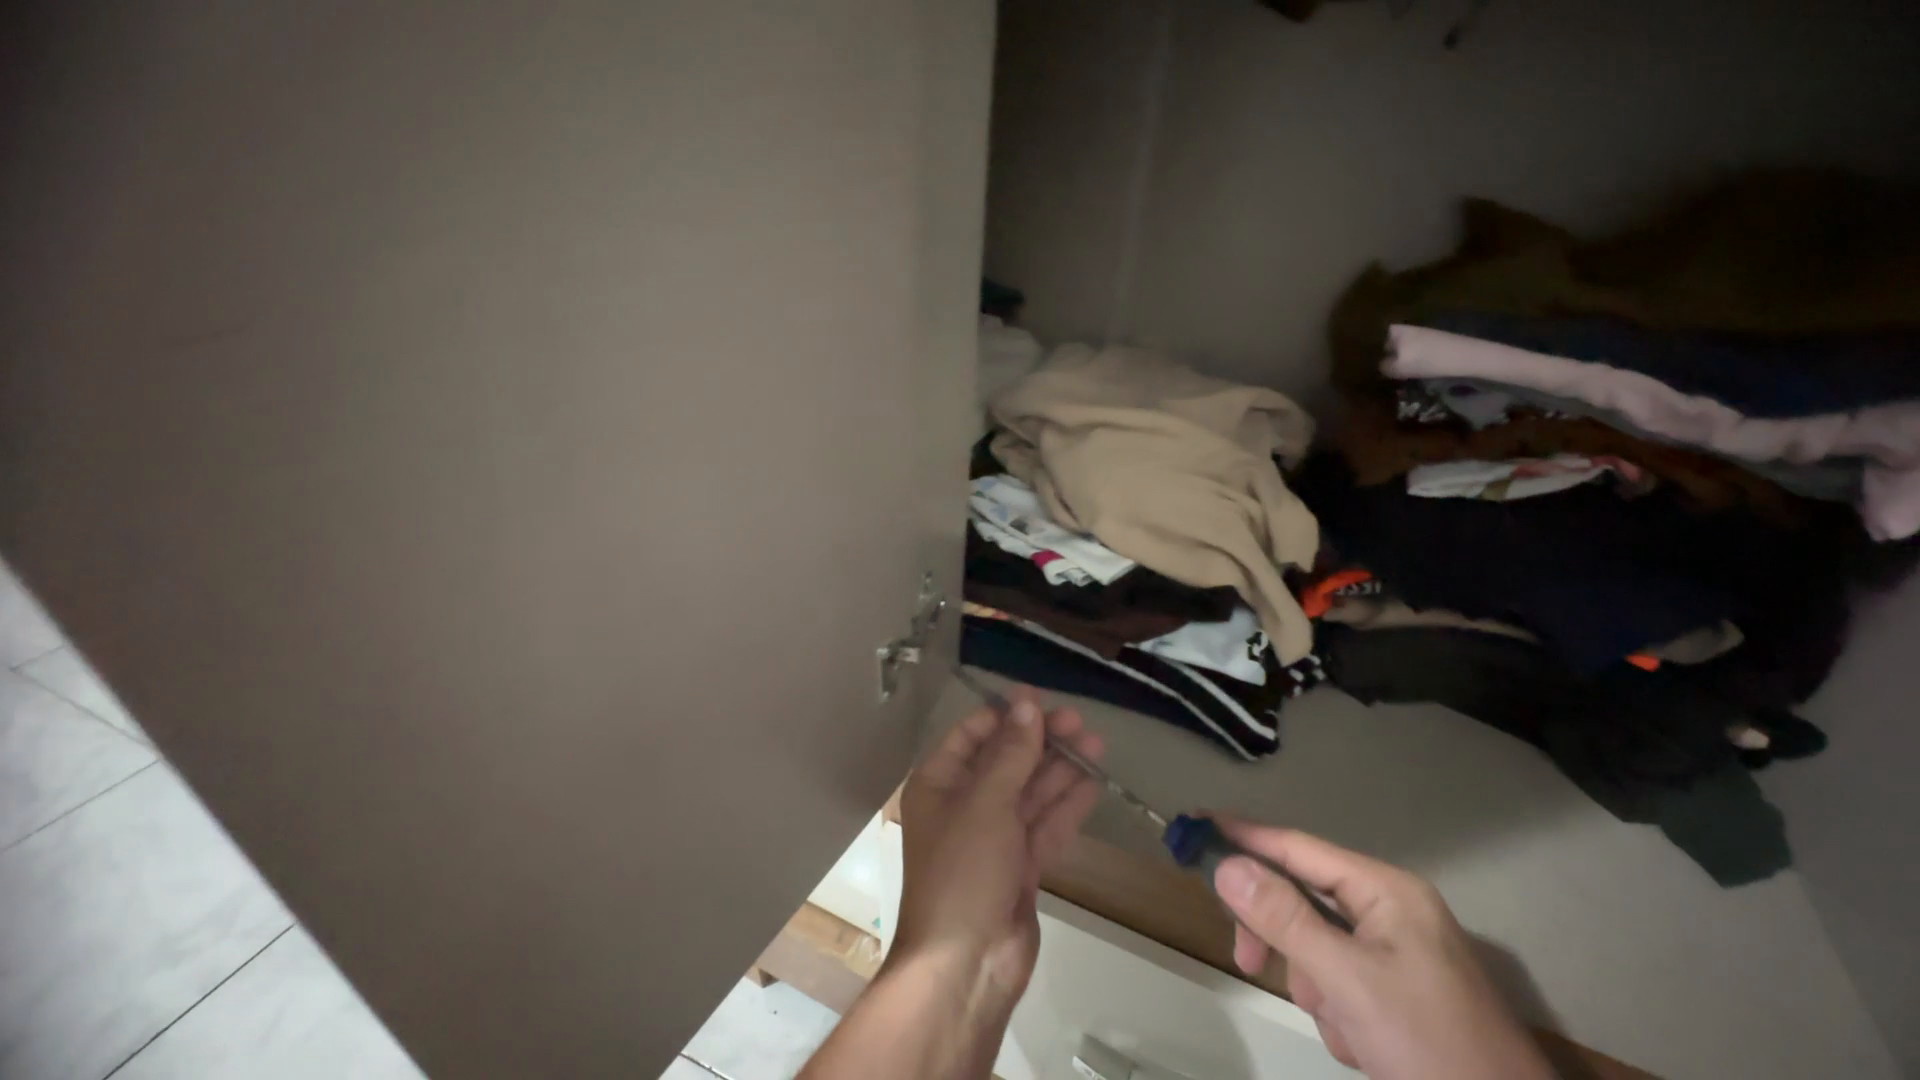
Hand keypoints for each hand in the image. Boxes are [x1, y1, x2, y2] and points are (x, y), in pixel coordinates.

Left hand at [891, 685, 1105, 1000]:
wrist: (966, 964)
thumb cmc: (963, 872)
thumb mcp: (985, 803)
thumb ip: (1011, 754)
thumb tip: (1027, 706)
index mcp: (939, 785)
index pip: (972, 736)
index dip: (1006, 716)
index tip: (1042, 700)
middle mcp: (964, 806)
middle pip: (1005, 762)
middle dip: (1041, 741)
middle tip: (1080, 723)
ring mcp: (993, 838)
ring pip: (1029, 793)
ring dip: (1060, 770)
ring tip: (1097, 745)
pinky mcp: (1019, 867)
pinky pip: (1044, 826)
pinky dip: (1066, 805)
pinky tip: (1094, 783)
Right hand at [1210, 822, 1552, 1079]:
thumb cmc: (1430, 1044)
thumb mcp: (1347, 980)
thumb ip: (1284, 919)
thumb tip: (1226, 865)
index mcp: (1386, 891)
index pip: (1299, 848)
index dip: (1244, 836)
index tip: (1195, 826)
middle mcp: (1390, 912)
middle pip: (1303, 899)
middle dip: (1282, 939)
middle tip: (1246, 961)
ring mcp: (1395, 954)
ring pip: (1316, 948)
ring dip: (1316, 989)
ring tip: (1345, 1028)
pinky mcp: (1395, 992)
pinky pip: (1337, 982)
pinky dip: (1337, 1012)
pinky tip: (1362, 1045)